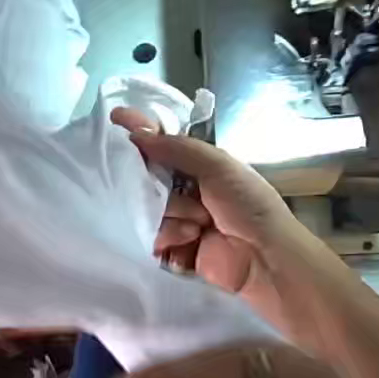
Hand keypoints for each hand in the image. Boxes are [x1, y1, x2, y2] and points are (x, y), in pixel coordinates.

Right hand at [111, 108, 340, 337]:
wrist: (264, 259)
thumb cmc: (249, 207)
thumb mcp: (219, 167)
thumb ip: (178, 148)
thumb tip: (138, 134)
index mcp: (200, 166)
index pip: (164, 143)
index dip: (140, 130)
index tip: (114, 118)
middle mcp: (186, 191)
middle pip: (148, 177)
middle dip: (157, 184)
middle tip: (180, 194)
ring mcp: (178, 220)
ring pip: (148, 209)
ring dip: (171, 216)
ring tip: (198, 226)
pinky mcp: (173, 249)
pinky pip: (151, 238)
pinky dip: (167, 238)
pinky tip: (187, 241)